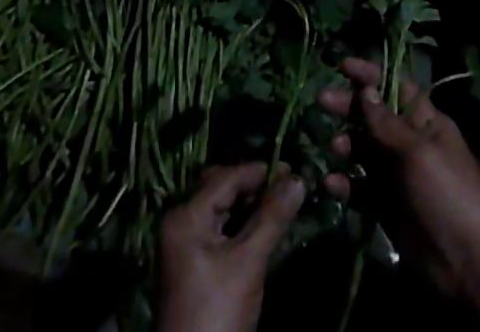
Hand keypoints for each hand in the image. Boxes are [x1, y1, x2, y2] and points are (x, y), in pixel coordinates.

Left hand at [157, 163, 305, 331]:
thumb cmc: (219, 311)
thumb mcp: (248, 262)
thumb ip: (272, 217)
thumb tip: (299, 179)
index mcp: (186, 215)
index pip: (226, 177)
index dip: (260, 171)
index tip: (293, 169)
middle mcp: (180, 221)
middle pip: (220, 188)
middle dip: (253, 184)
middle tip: (287, 185)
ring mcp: (185, 243)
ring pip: (221, 208)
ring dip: (249, 203)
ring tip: (281, 201)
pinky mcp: (194, 262)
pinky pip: (219, 228)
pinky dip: (241, 223)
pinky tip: (264, 224)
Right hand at [316, 58, 479, 295]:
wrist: (468, 263)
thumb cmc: (448, 194)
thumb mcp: (419, 152)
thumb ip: (387, 123)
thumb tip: (365, 89)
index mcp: (426, 122)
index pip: (395, 87)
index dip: (370, 74)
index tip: (341, 66)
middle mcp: (410, 143)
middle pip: (374, 116)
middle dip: (349, 107)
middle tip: (322, 102)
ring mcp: (397, 175)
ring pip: (363, 151)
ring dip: (346, 146)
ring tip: (334, 150)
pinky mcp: (386, 206)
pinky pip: (359, 187)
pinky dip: (344, 184)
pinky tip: (332, 185)